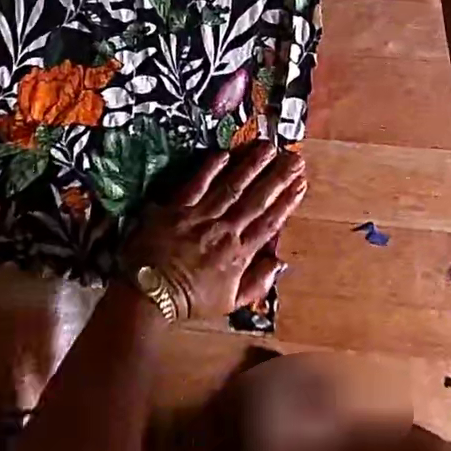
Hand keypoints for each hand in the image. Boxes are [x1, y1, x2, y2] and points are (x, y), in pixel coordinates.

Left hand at [123, 142, 307, 319]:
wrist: (149, 295)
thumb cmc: (189, 299)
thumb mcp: (229, 303)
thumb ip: (257, 283)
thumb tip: (279, 262)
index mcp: (239, 254)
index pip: (269, 223)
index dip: (287, 201)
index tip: (301, 183)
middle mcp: (224, 231)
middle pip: (256, 200)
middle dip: (278, 177)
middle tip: (294, 158)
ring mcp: (201, 216)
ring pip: (232, 186)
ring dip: (252, 166)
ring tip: (268, 147)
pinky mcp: (177, 207)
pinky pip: (197, 184)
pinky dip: (211, 168)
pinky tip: (225, 153)